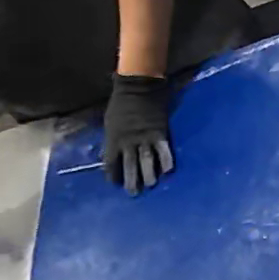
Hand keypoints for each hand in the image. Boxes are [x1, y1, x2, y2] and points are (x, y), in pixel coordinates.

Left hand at [102, 75, 174, 195]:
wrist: (138, 86)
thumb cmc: (121, 103)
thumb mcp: (110, 122)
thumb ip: (112, 139)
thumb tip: (111, 155)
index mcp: (113, 139)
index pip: (111, 163)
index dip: (113, 176)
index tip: (116, 184)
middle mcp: (128, 142)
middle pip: (129, 166)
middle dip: (131, 181)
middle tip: (133, 193)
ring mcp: (145, 138)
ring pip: (147, 161)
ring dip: (149, 175)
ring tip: (151, 185)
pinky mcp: (160, 134)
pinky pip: (164, 151)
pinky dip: (166, 161)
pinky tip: (168, 171)